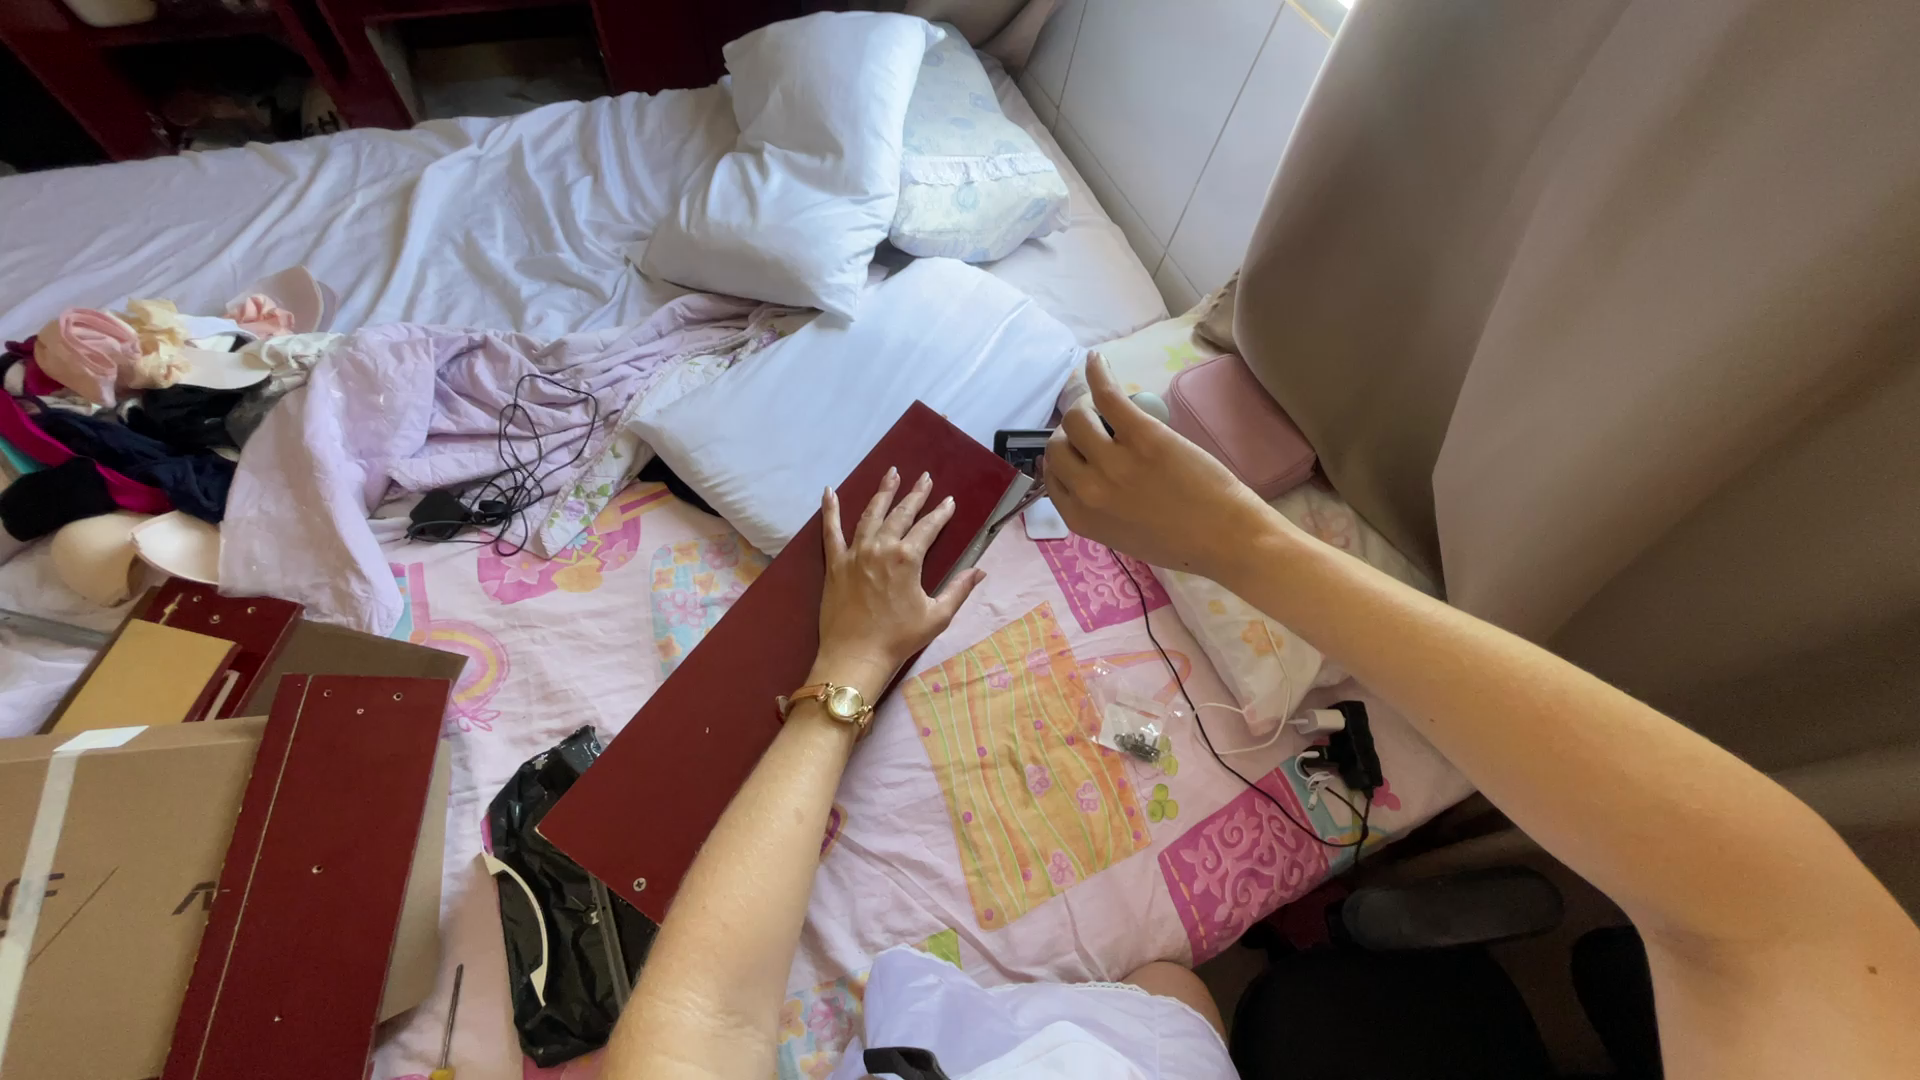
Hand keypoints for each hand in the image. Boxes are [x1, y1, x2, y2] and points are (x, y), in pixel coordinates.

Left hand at [813, 469, 985, 696]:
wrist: (856, 655)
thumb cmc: (899, 638)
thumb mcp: (937, 616)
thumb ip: (959, 590)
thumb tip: (979, 571)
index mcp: (907, 559)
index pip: (928, 527)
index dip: (941, 513)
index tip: (949, 501)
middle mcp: (881, 548)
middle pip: (900, 513)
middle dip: (915, 494)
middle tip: (924, 478)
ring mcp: (855, 553)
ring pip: (870, 514)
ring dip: (882, 493)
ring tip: (891, 474)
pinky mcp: (835, 563)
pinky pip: (831, 531)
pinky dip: (830, 510)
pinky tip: (830, 491)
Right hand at [1045, 353, 1281, 578]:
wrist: (1225, 539)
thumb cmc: (1178, 543)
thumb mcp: (1120, 536)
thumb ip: (1095, 508)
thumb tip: (1083, 472)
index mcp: (1080, 518)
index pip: (1051, 475)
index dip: (1063, 459)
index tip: (1077, 451)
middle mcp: (1088, 490)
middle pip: (1058, 445)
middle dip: (1071, 434)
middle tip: (1093, 428)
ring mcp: (1114, 461)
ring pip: (1077, 418)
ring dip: (1084, 408)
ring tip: (1101, 406)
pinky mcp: (1143, 436)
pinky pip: (1107, 397)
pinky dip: (1098, 375)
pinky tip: (1096, 361)